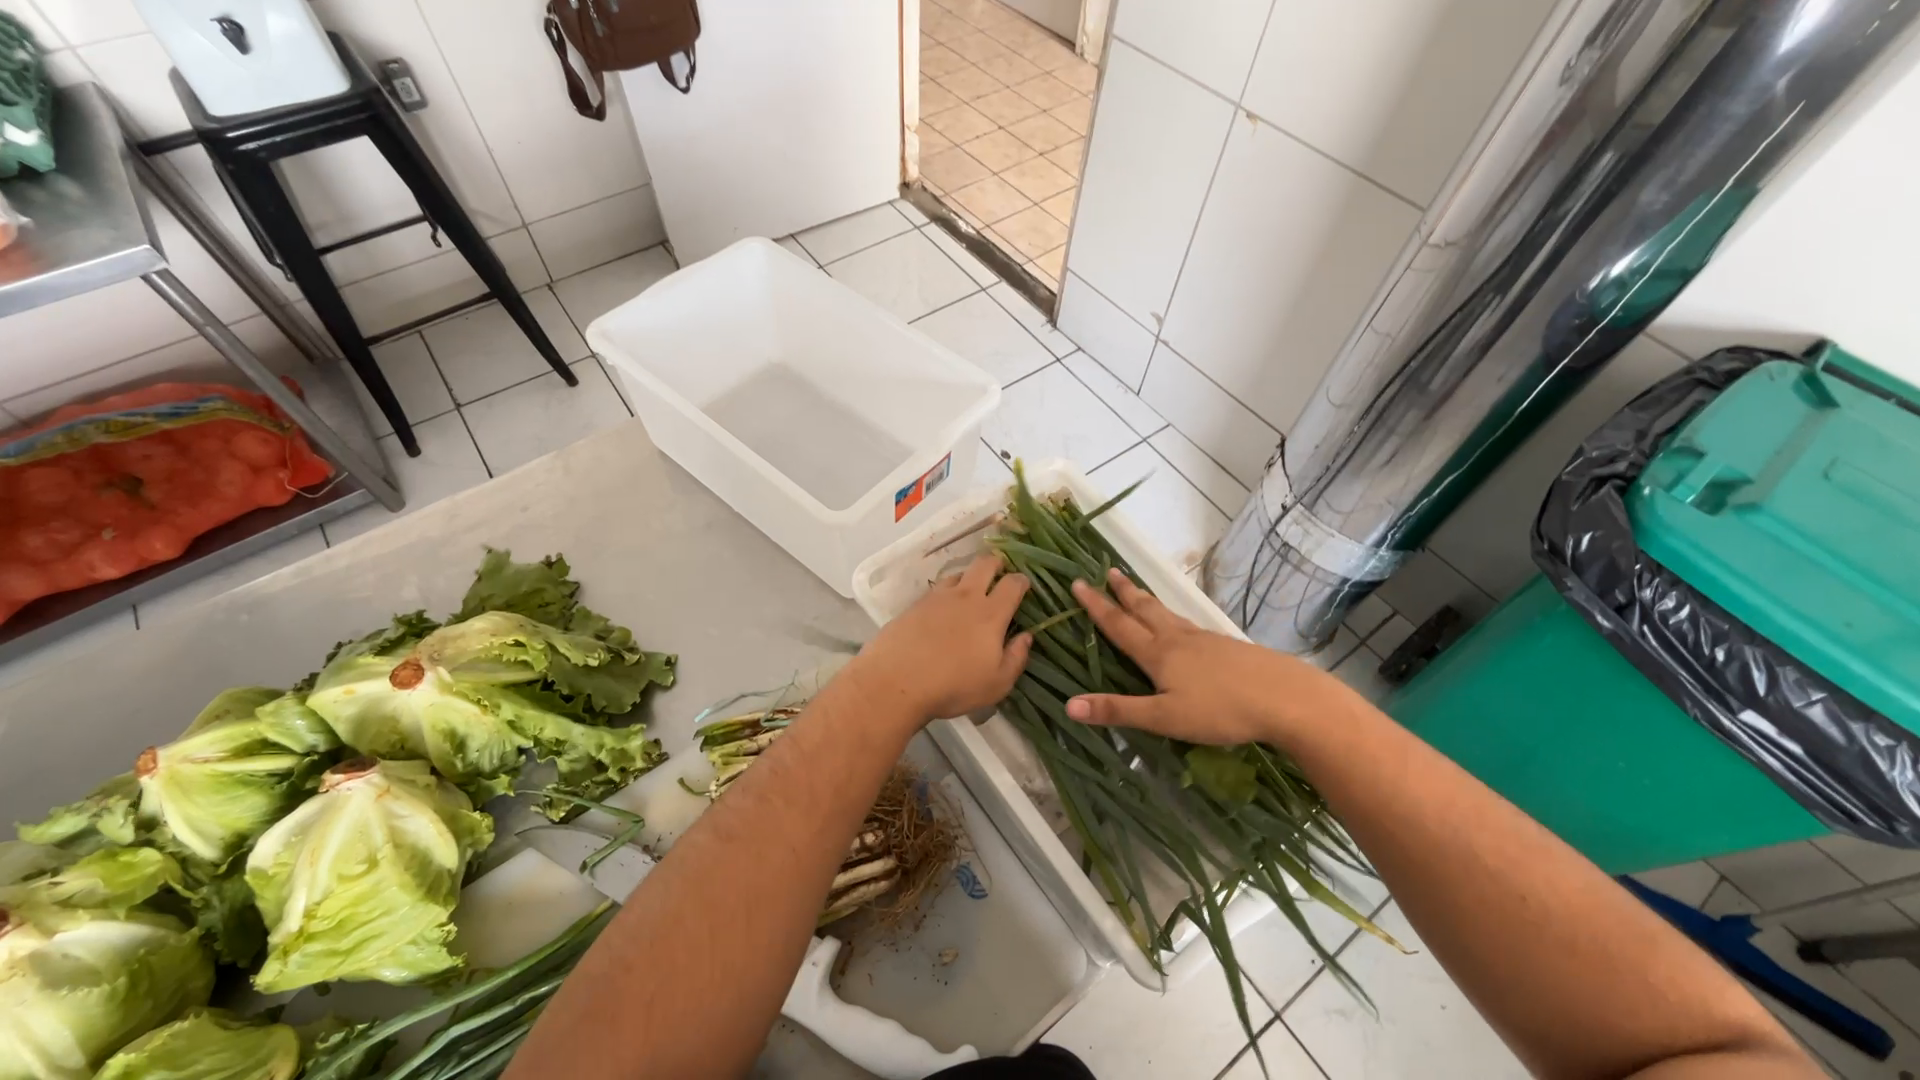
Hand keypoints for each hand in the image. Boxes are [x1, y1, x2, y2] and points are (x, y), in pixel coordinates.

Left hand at [851, 556, 1031, 725]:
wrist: (896, 682)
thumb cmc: (953, 686)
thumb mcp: (996, 684)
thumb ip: (1016, 658)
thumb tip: (1026, 637)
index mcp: (991, 614)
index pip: (1012, 584)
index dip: (1021, 581)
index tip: (1023, 586)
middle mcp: (966, 597)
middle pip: (985, 564)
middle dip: (996, 564)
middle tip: (999, 574)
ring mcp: (937, 598)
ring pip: (958, 574)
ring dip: (969, 577)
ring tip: (970, 593)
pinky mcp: (915, 605)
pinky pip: (936, 590)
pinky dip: (945, 594)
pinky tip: (942, 611)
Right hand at [1065, 568, 1350, 746]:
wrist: (1285, 699)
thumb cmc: (1220, 711)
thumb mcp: (1164, 718)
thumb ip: (1118, 710)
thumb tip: (1069, 705)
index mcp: (1158, 654)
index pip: (1119, 625)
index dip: (1096, 606)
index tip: (1078, 584)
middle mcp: (1178, 639)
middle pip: (1144, 610)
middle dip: (1123, 592)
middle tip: (1107, 571)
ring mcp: (1205, 640)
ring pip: (1168, 614)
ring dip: (1147, 600)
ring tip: (1136, 591)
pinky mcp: (1227, 646)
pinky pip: (1188, 624)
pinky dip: (1173, 617)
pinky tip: (1181, 626)